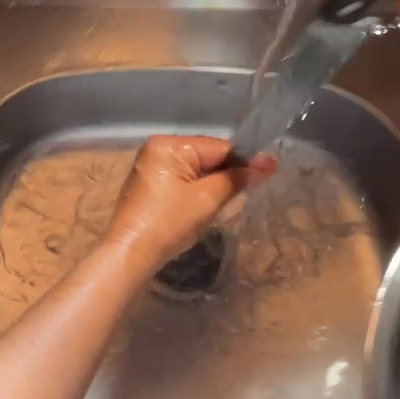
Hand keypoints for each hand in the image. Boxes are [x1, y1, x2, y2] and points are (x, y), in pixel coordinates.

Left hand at [103, 136, 275, 268]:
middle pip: (205, 155)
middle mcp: (157, 147)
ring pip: (194, 168)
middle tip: (252, 188)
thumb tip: (268, 163)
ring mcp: (149, 165)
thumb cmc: (169, 223)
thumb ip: (237, 178)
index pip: (217, 147)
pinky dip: (195, 187)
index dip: (244, 160)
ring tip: (229, 197)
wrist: (130, 253)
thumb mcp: (208, 199)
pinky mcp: (148, 183)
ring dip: (212, 181)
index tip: (269, 171)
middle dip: (227, 171)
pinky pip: (180, 178)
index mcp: (169, 145)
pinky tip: (203, 204)